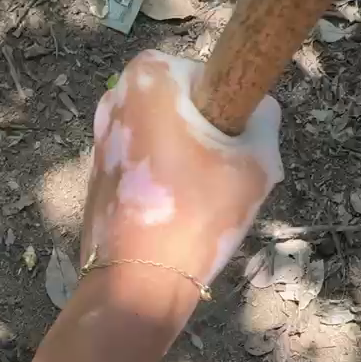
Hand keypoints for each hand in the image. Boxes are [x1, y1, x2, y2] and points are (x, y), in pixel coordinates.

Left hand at [82, 51, 281, 288]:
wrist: (136, 286)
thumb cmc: (196, 219)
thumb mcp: (257, 164)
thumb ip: (265, 120)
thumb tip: (257, 113)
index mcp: (149, 75)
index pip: (212, 77)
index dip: (231, 118)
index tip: (232, 155)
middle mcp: (114, 96)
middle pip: (186, 110)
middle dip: (206, 140)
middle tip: (218, 184)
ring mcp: (99, 138)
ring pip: (165, 141)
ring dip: (185, 165)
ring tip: (195, 207)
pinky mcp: (95, 176)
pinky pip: (144, 169)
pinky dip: (162, 186)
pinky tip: (171, 219)